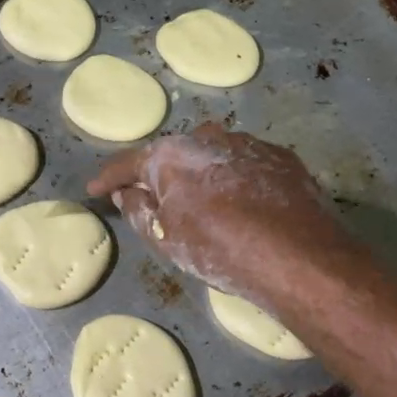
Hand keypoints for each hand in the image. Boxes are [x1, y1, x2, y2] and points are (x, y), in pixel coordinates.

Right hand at [86, 123, 355, 300]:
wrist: (300, 259)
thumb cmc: (219, 248)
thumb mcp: (165, 238)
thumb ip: (137, 209)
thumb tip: (125, 192)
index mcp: (171, 154)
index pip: (129, 162)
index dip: (109, 178)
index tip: (95, 189)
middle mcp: (207, 137)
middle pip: (172, 156)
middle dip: (159, 175)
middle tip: (152, 200)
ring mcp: (248, 144)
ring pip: (211, 157)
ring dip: (200, 176)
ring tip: (201, 206)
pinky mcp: (282, 159)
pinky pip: (244, 166)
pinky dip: (233, 181)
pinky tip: (240, 206)